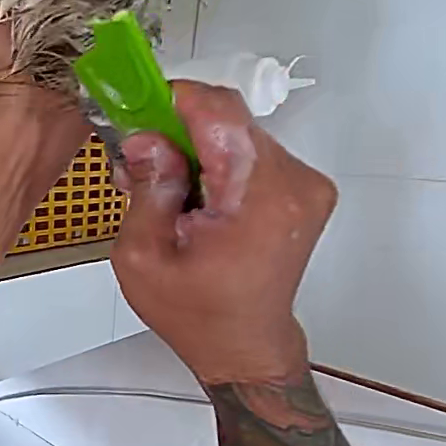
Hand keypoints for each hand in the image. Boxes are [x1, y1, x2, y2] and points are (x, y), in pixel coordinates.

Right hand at [111, 83, 337, 384]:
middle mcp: (294, 185)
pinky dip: (217, 165)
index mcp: (258, 200)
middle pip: (228, 121)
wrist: (244, 345)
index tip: (140, 108)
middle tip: (142, 164)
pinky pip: (251, 153)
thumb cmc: (199, 315)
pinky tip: (195, 200)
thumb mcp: (143, 256)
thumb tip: (147, 138)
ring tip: (169, 196)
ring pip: (237, 134)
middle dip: (178, 133)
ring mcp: (304, 185)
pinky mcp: (301, 189)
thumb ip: (147, 188)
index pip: (220, 112)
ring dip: (196, 151)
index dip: (174, 100)